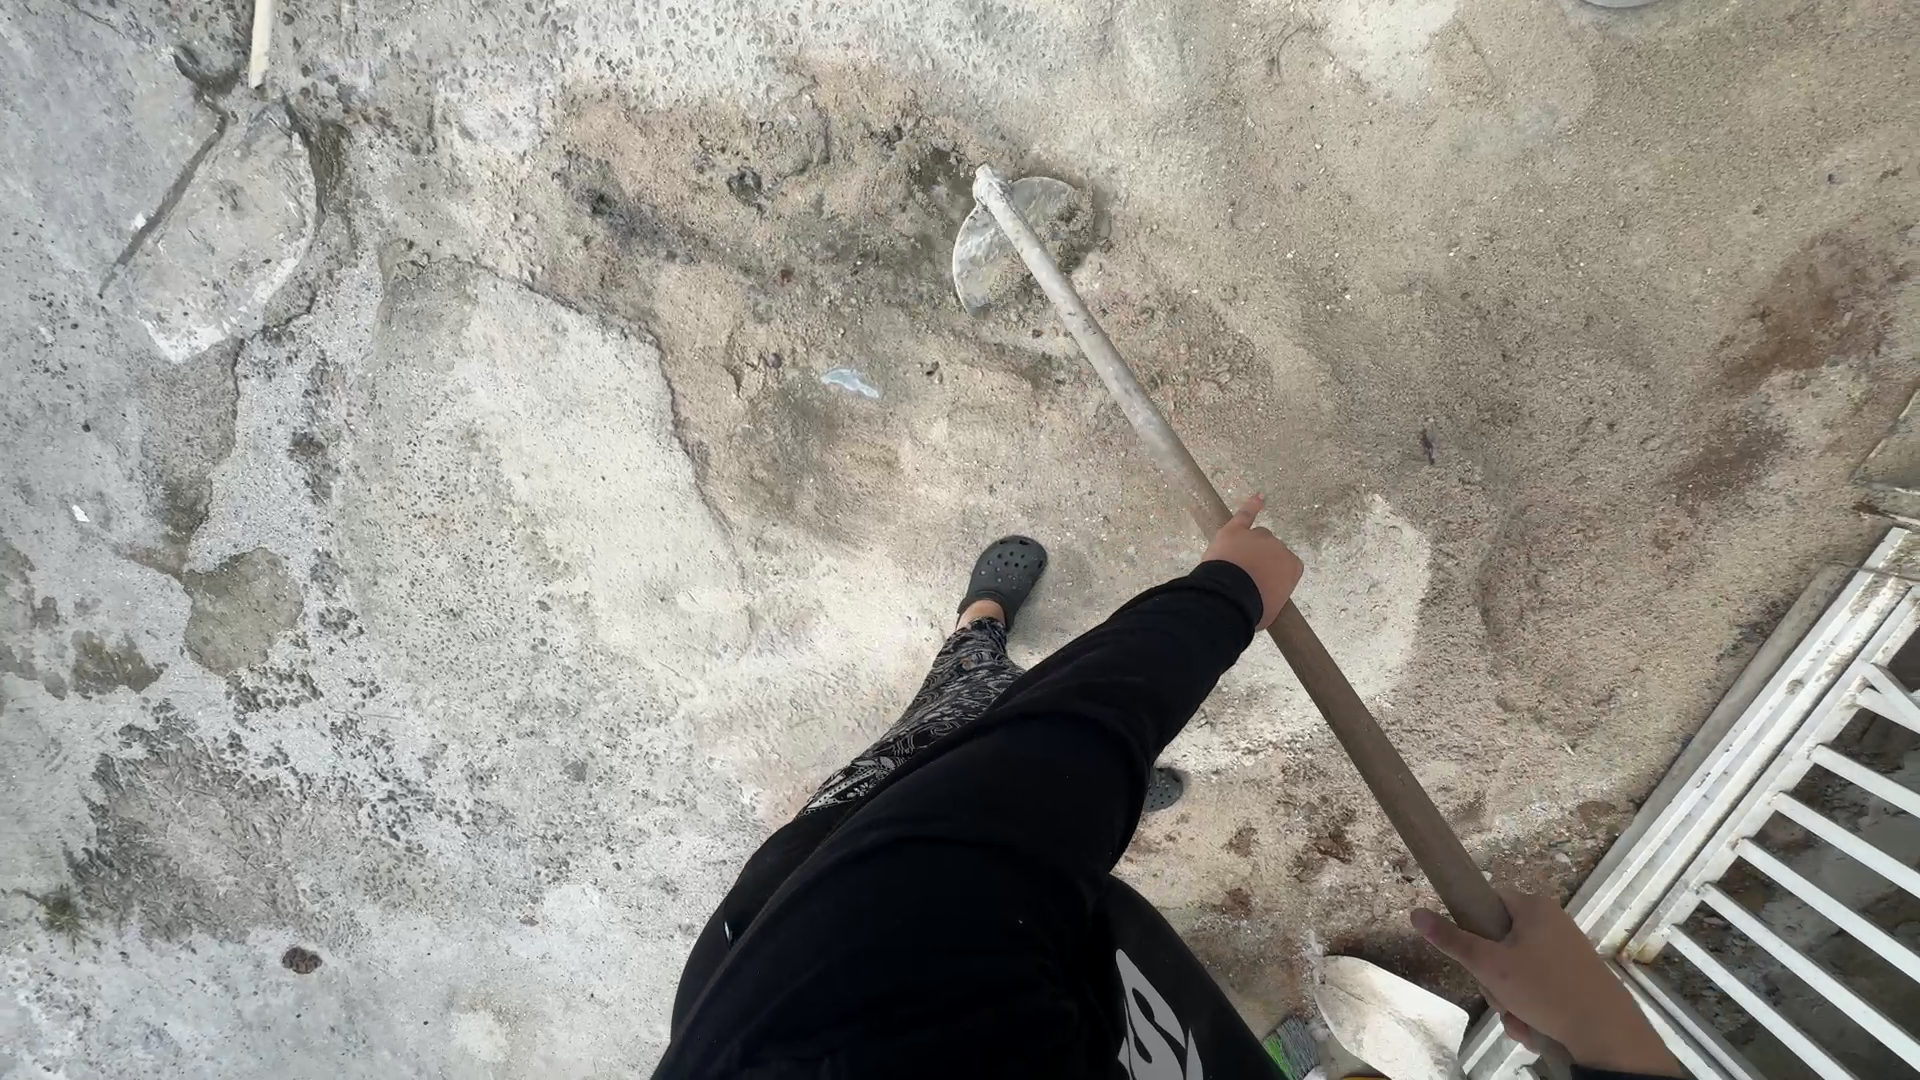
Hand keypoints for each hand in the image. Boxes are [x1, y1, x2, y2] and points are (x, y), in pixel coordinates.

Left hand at [1201, 494, 1302, 630]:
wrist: (1229, 598)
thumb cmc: (1253, 608)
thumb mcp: (1271, 609)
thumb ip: (1272, 594)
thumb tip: (1265, 597)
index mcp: (1292, 567)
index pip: (1285, 566)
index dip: (1270, 575)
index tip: (1261, 584)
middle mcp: (1278, 547)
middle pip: (1269, 550)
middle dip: (1258, 561)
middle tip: (1243, 578)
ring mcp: (1256, 537)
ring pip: (1254, 536)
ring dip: (1246, 546)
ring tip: (1233, 563)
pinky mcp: (1235, 530)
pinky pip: (1246, 514)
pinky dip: (1251, 506)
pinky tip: (1258, 498)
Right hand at [1412, 891, 1682, 1076]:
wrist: (1614, 1042)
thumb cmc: (1547, 990)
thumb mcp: (1489, 966)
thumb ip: (1451, 939)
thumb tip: (1415, 913)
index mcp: (1535, 908)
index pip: (1488, 898)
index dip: (1474, 922)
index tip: (1473, 950)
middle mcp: (1555, 923)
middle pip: (1501, 939)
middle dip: (1493, 974)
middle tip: (1495, 991)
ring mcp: (1572, 954)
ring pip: (1520, 969)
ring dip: (1510, 996)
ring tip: (1517, 1018)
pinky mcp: (1583, 982)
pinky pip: (1543, 987)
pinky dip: (1533, 1007)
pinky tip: (1534, 1028)